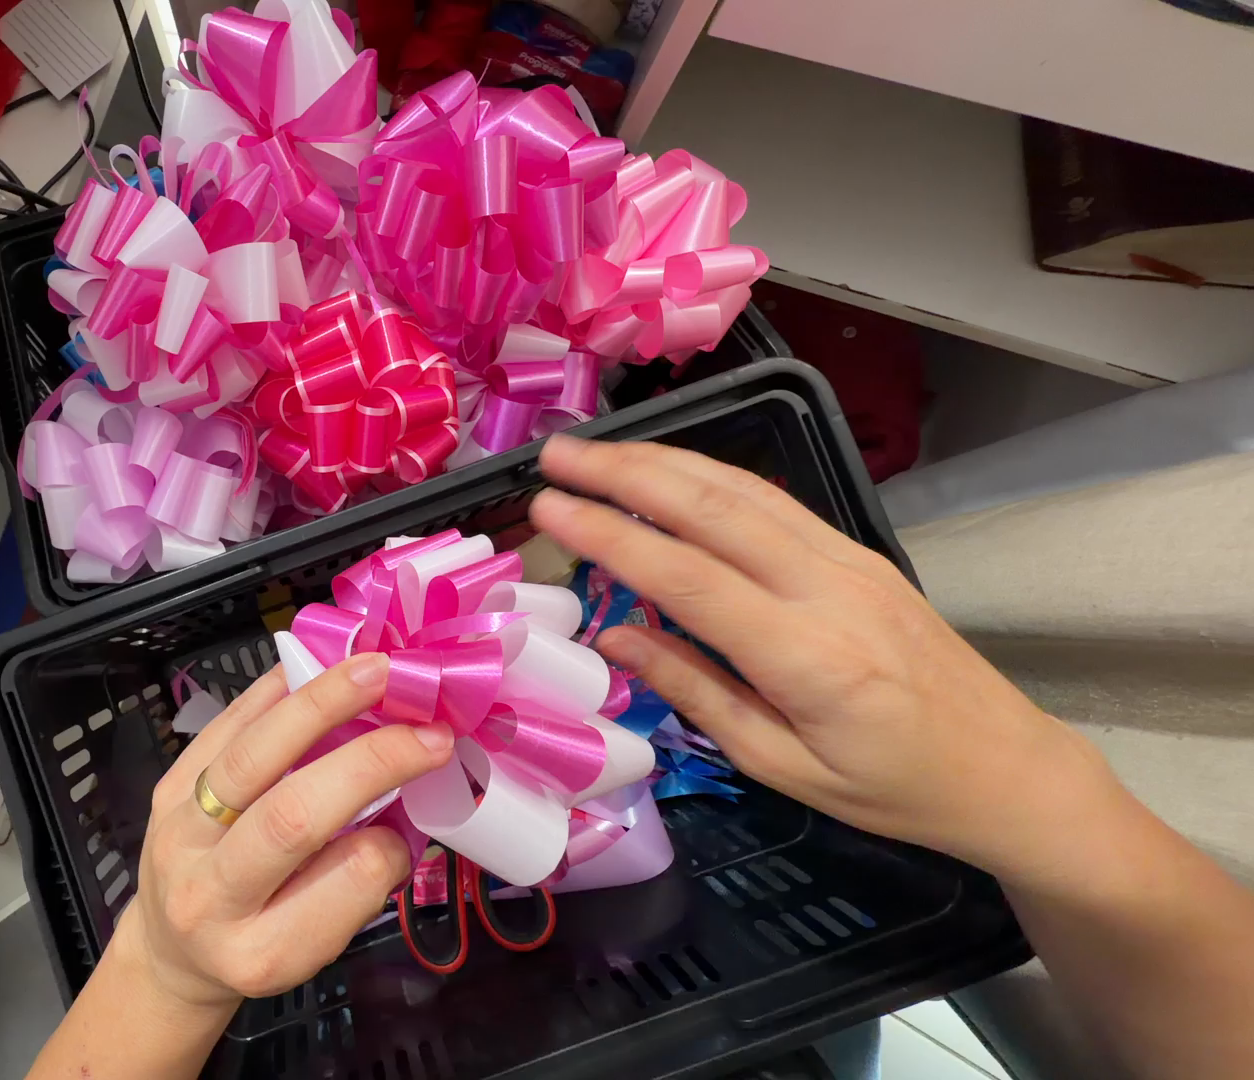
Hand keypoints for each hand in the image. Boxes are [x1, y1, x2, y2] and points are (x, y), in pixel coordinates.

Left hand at [110, 653, 454, 1009]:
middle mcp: (210, 896)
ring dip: (318, 705)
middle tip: (424, 720)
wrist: (172, 947)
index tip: (421, 799)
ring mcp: (177, 835)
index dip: (392, 837)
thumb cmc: (258, 943)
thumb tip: (402, 797)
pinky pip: (224, 726)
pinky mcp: (166, 788)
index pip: (341, 884)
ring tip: (373, 671)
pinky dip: (275, 691)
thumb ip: (357, 879)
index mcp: (262, 953)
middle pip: (291, 817)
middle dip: (367, 759)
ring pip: (250, 759)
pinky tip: (315, 666)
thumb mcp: (314, 944)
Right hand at [529, 434, 1115, 876]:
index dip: (612, 536)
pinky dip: (704, 472)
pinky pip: (768, 498)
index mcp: (807, 657)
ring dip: (659, 460)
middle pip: (713, 509)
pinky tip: (663, 466)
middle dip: (625, 473)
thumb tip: (613, 636)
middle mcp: (829, 588)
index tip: (549, 507)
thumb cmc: (891, 787)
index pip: (689, 578)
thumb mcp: (780, 764)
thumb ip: (693, 691)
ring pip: (741, 488)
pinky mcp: (856, 549)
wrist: (1014, 771)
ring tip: (593, 449)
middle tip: (557, 454)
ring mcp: (848, 558)